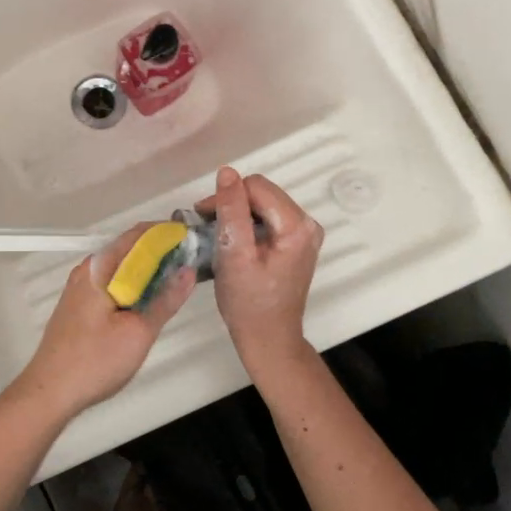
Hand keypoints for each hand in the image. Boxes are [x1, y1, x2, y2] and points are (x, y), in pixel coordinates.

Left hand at [12, 223, 197, 419]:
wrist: (50, 390)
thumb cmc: (95, 361)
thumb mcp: (139, 332)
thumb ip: (165, 300)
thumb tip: (188, 271)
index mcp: (99, 269)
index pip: (137, 235)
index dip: (167, 233)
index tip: (192, 240)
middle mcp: (87, 270)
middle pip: (128, 249)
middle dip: (160, 252)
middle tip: (191, 264)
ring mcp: (80, 288)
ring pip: (120, 268)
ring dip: (147, 270)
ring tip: (176, 282)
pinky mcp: (79, 305)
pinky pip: (111, 283)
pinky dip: (133, 285)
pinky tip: (148, 301)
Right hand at [201, 167, 323, 374]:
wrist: (268, 338)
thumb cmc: (248, 302)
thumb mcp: (234, 255)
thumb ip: (231, 211)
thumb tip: (227, 172)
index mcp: (296, 226)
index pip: (256, 187)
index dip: (226, 197)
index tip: (203, 217)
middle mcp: (307, 224)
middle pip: (262, 192)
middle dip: (231, 203)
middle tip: (206, 225)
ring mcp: (304, 234)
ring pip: (263, 203)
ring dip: (237, 212)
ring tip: (216, 232)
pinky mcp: (296, 243)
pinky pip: (268, 218)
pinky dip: (247, 223)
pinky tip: (233, 240)